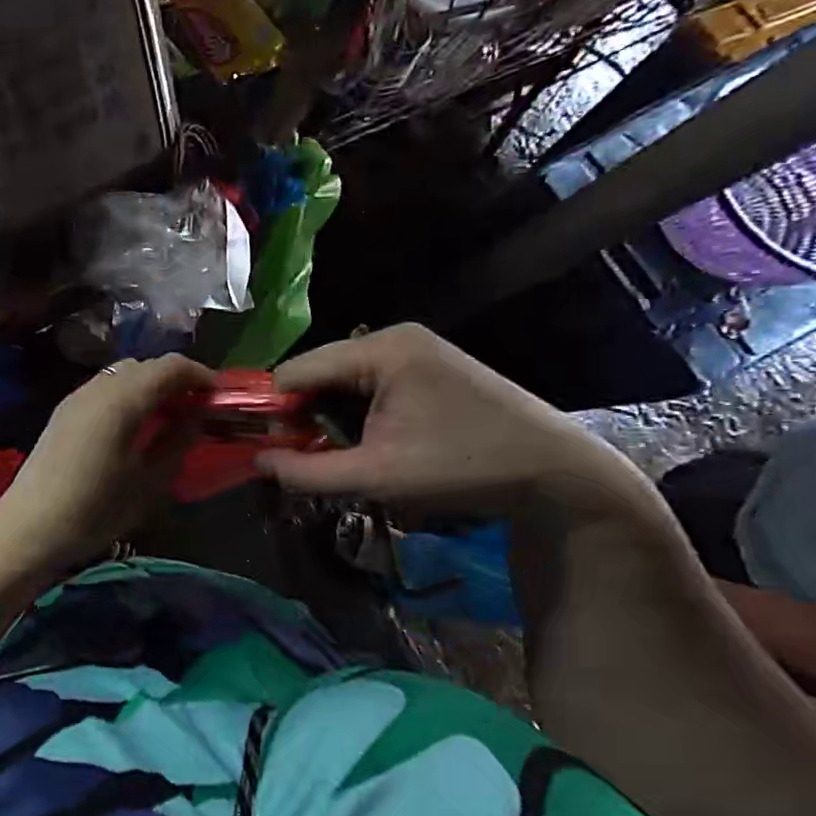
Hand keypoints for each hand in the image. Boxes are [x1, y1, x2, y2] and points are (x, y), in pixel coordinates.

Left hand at [0, 354, 214, 563]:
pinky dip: (125, 397)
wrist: (30, 527)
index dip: (200, 375)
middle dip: (174, 380)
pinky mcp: (61, 414)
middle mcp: (97, 387)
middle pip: (144, 366)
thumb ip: (176, 443)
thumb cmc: (95, 510)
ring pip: (120, 376)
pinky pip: (102, 391)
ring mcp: (74, 398)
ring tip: (166, 419)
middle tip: (195, 409)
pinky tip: (132, 428)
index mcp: (122, 399)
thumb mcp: (149, 482)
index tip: (218, 397)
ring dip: (147, 388)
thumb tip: (195, 418)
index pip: (170, 366)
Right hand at [256, 324, 634, 516]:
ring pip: (340, 381)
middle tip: (301, 458)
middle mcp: (394, 338)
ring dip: (326, 418)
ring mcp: (415, 350)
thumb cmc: (462, 468)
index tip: (267, 449)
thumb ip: (305, 471)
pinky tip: (363, 442)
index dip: (273, 410)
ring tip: (332, 455)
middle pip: (316, 373)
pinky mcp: (428, 367)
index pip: (295, 371)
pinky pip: (367, 385)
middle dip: (301, 416)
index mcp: (381, 350)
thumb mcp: (374, 477)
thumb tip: (257, 462)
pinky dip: (352, 414)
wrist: (558, 474)